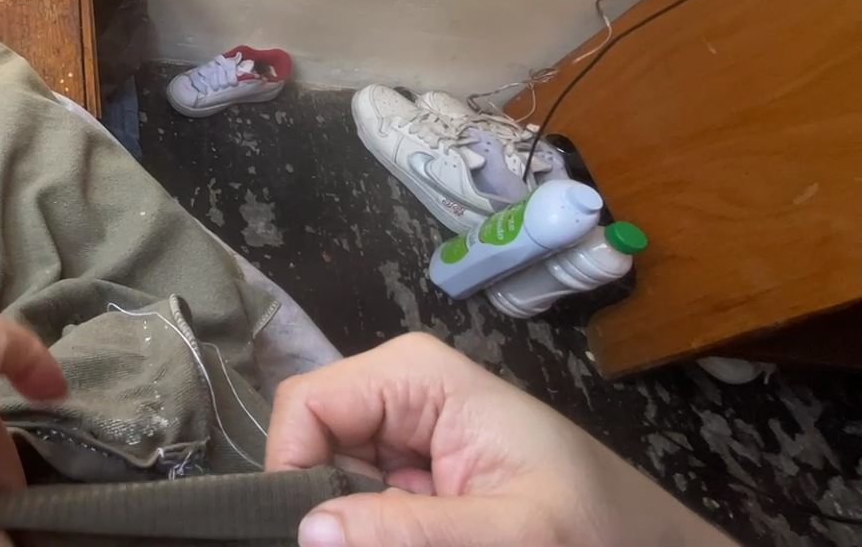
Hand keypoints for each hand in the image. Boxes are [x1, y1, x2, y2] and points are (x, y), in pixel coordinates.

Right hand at [266, 332, 735, 546]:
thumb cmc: (610, 534)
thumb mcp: (518, 536)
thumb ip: (413, 530)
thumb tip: (308, 532)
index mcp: (411, 373)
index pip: (307, 403)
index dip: (292, 466)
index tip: (311, 536)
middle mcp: (396, 386)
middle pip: (315, 438)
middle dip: (330, 503)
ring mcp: (405, 424)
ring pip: (335, 472)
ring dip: (354, 521)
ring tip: (388, 542)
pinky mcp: (416, 463)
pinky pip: (367, 494)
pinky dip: (375, 528)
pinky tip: (407, 539)